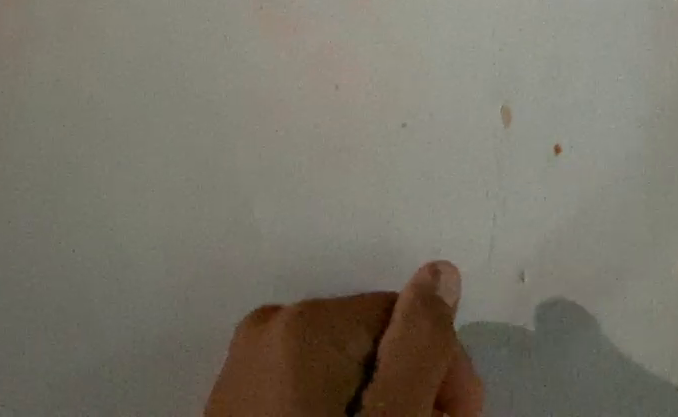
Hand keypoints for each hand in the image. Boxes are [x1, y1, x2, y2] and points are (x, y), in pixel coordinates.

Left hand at [206, 261, 483, 416]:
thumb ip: (421, 343)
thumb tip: (440, 273)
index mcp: (304, 323)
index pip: (407, 315)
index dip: (441, 370)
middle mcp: (268, 332)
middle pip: (378, 343)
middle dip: (413, 390)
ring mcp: (245, 373)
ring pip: (347, 373)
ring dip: (381, 407)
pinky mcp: (236, 410)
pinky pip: (310, 395)